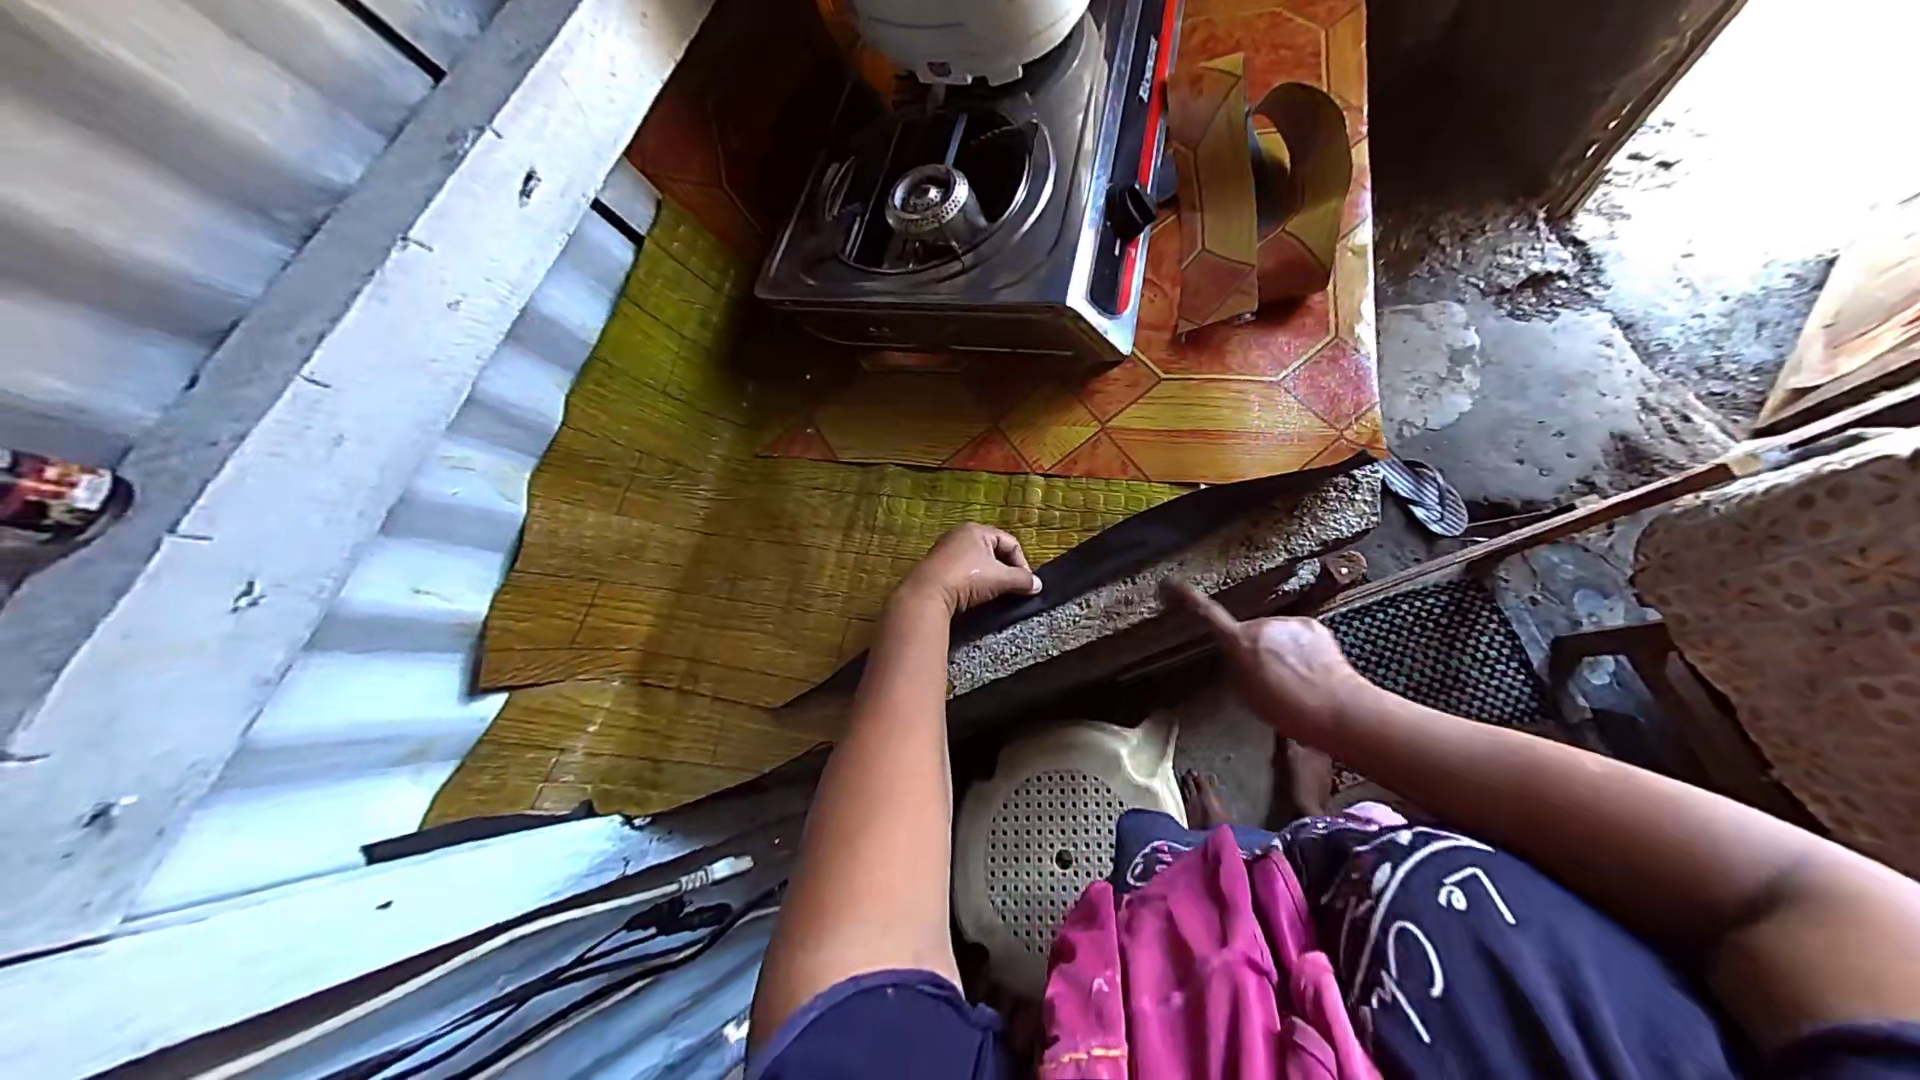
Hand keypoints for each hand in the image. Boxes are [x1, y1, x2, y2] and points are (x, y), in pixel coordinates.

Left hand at [895, 524, 1042, 616]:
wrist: (927, 594)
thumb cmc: (967, 578)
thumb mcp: (999, 579)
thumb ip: (1022, 580)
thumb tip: (1038, 585)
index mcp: (977, 530)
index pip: (1010, 543)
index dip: (1022, 563)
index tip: (1025, 584)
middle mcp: (960, 534)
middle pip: (993, 551)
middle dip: (1005, 569)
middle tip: (1012, 588)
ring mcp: (945, 550)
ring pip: (977, 561)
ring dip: (989, 576)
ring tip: (994, 593)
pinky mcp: (935, 566)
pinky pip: (962, 570)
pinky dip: (972, 580)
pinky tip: (974, 595)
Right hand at [1162, 580, 1371, 738]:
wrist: (1341, 710)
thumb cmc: (1291, 711)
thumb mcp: (1246, 695)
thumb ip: (1234, 668)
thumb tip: (1235, 657)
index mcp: (1240, 642)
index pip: (1206, 614)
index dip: (1185, 598)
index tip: (1170, 585)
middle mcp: (1263, 625)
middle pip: (1247, 633)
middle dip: (1252, 650)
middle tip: (1266, 681)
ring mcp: (1290, 623)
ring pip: (1273, 634)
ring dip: (1278, 652)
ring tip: (1293, 681)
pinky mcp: (1313, 625)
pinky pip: (1296, 636)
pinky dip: (1300, 651)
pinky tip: (1311, 672)